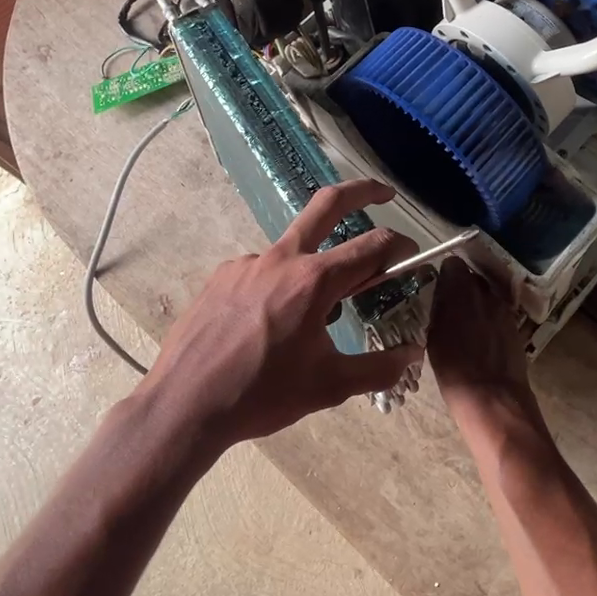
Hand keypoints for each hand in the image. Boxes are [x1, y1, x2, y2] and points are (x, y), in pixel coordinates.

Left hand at [139, 179, 421, 449]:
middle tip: (385, 192)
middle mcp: (282, 258)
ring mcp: (248, 263)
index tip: (412, 257)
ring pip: (294, 247)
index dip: (401, 246)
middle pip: (328, 203)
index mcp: (315, 280)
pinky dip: (279, 285)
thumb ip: (378, 368)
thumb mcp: (329, 387)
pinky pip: (262, 270)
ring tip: (316, 310)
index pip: (374, 245)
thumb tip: (412, 354)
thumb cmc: (261, 395)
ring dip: (316, 261)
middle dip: (362, 190)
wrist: (184, 405)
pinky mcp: (222, 275)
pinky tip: (271, 323)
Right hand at [426, 257, 536, 422]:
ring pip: (487, 293)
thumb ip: (439, 308)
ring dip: (476, 301)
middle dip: (461, 286)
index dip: (445, 275)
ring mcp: (503, 307)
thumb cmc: (455, 372)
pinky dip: (489, 316)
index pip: (453, 264)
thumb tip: (440, 294)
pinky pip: (498, 310)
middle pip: (472, 277)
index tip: (438, 288)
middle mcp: (485, 293)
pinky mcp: (514, 323)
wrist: (493, 399)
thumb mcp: (435, 338)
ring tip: (466, 322)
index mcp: (461, 292)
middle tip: (450, 306)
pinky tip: (482, 335)